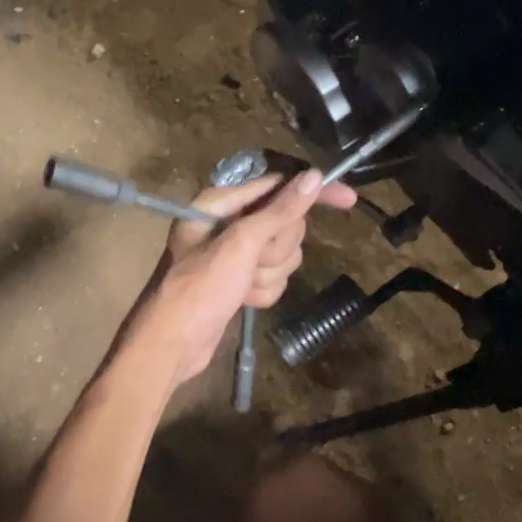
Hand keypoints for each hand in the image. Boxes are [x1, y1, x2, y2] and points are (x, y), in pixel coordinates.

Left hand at [130, 170, 356, 384]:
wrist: (172, 344)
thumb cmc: (199, 288)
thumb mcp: (241, 244)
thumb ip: (280, 211)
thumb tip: (314, 177)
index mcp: (220, 203)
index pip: (279, 186)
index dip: (312, 194)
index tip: (349, 199)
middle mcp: (228, 223)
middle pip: (285, 224)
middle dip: (277, 249)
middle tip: (253, 263)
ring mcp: (234, 255)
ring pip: (283, 256)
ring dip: (268, 275)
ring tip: (241, 286)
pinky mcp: (240, 281)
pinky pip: (273, 278)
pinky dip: (262, 292)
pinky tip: (241, 301)